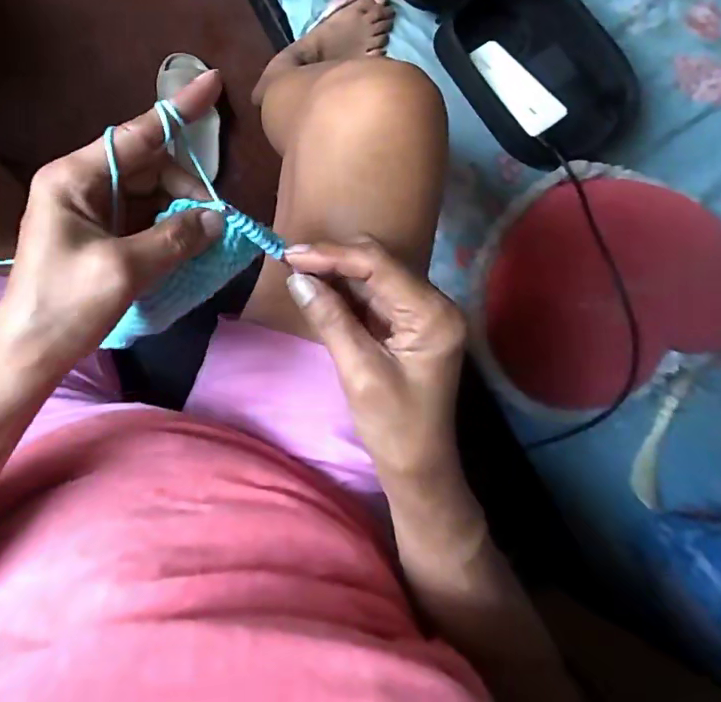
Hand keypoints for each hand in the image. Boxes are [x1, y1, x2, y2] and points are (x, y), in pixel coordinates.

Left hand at [0, 70, 226, 388]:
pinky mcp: (92, 234)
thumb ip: (174, 237)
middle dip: (184, 183)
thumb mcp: (124, 270)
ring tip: (207, 231)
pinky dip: (164, 225)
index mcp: (72, 177)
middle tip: (217, 214)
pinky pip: (138, 216)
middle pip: (144, 164)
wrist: (25, 355)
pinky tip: (186, 239)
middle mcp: (77, 183)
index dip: (178, 110)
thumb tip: (217, 218)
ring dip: (178, 206)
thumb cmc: (64, 306)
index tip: (212, 81)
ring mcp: (84, 209)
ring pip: (145, 191)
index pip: (135, 134)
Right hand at [283, 240, 468, 482]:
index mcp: (432, 314)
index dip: (331, 254)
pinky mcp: (405, 321)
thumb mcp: (358, 372)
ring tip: (295, 269)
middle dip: (331, 257)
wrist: (418, 467)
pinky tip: (316, 285)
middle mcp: (432, 303)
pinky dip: (341, 287)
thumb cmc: (394, 426)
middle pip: (376, 261)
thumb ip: (330, 319)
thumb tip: (296, 278)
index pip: (378, 264)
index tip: (290, 254)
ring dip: (333, 269)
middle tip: (288, 260)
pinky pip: (370, 291)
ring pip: (370, 273)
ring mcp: (420, 311)